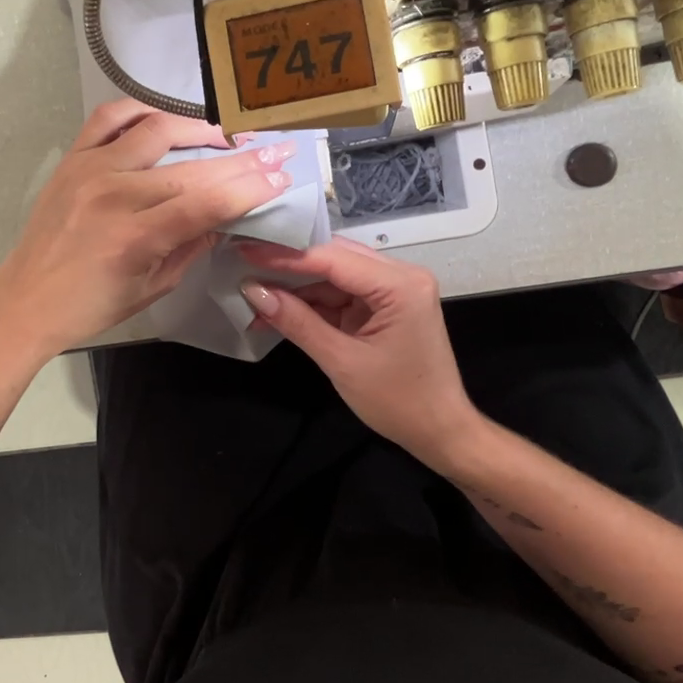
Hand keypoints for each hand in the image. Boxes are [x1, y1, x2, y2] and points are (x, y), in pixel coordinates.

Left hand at [0, 101, 294, 353]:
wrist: (25, 300)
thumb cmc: (90, 306)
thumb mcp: (151, 289)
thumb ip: (190, 248)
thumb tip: (224, 218)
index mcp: (136, 236)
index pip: (208, 202)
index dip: (250, 187)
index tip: (281, 175)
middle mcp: (115, 194)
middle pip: (192, 167)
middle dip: (240, 160)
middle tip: (272, 150)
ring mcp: (90, 169)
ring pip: (157, 130)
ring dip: (198, 129)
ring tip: (224, 136)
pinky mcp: (72, 158)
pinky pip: (109, 118)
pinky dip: (141, 112)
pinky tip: (164, 121)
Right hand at [240, 240, 484, 465]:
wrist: (439, 431)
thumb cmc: (398, 401)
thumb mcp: (341, 361)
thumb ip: (297, 322)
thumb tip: (253, 291)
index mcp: (400, 285)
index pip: (333, 258)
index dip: (285, 255)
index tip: (244, 250)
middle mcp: (401, 276)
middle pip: (334, 258)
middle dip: (288, 264)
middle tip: (242, 261)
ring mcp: (393, 290)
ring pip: (334, 275)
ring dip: (295, 286)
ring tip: (252, 291)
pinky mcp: (384, 306)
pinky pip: (341, 293)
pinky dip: (310, 302)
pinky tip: (277, 308)